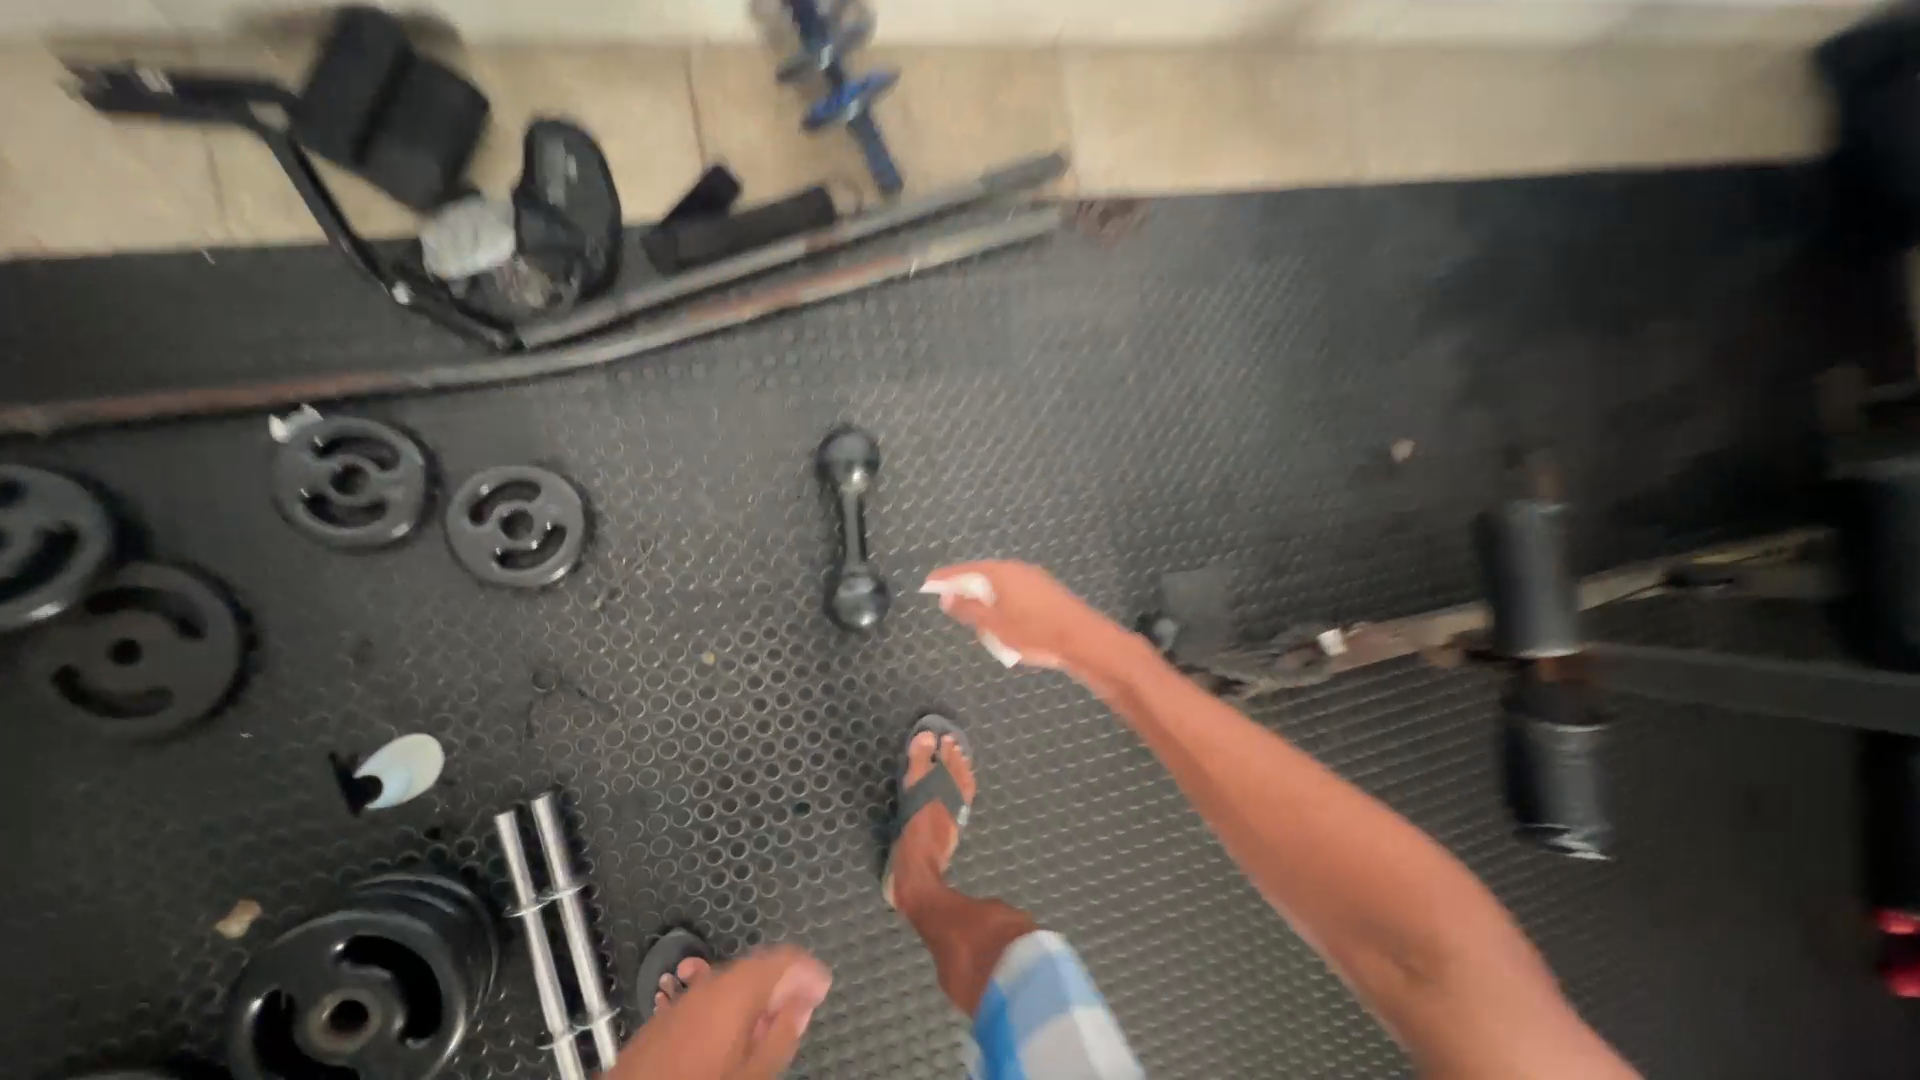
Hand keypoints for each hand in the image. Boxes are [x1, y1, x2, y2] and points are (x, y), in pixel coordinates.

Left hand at [608, 946, 830, 1079]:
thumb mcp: (754, 1072)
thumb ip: (784, 1033)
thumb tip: (803, 1003)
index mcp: (739, 989)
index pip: (784, 958)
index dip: (808, 969)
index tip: (823, 988)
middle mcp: (713, 981)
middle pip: (758, 967)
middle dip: (784, 982)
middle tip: (803, 1006)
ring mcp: (687, 996)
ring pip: (733, 982)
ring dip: (757, 995)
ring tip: (772, 1024)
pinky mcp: (668, 1015)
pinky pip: (711, 997)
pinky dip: (732, 1006)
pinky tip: (735, 1034)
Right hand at [921, 560, 1133, 678]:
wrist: (1083, 640)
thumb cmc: (1034, 632)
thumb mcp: (994, 625)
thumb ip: (968, 609)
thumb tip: (947, 597)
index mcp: (1000, 573)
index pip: (964, 571)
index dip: (945, 578)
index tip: (928, 583)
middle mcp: (1016, 569)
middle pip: (983, 574)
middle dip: (965, 586)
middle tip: (948, 599)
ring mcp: (1035, 579)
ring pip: (1000, 585)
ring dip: (985, 596)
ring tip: (973, 614)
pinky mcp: (1047, 592)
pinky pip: (1015, 592)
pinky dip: (1002, 602)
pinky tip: (1002, 620)